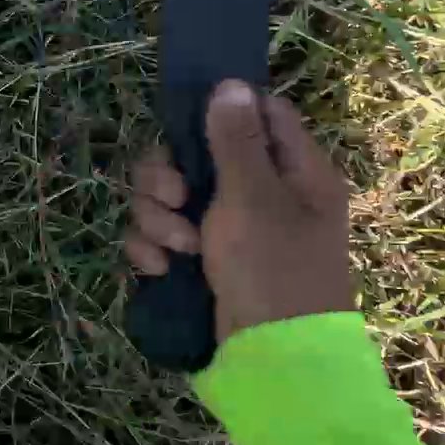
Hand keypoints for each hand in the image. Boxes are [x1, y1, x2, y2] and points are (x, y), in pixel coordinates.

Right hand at [126, 80, 352, 341]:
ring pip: (164, 194)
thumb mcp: (253, 199)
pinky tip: (160, 268)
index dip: (220, 113)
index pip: (259, 117)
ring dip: (156, 218)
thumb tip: (231, 83)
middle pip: (191, 154)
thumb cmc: (274, 271)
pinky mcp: (194, 255)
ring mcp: (224, 227)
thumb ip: (235, 142)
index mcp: (292, 175)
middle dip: (165, 177)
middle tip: (173, 197)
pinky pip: (155, 231)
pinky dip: (152, 247)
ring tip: (174, 248)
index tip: (184, 121)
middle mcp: (258, 194)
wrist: (269, 361)